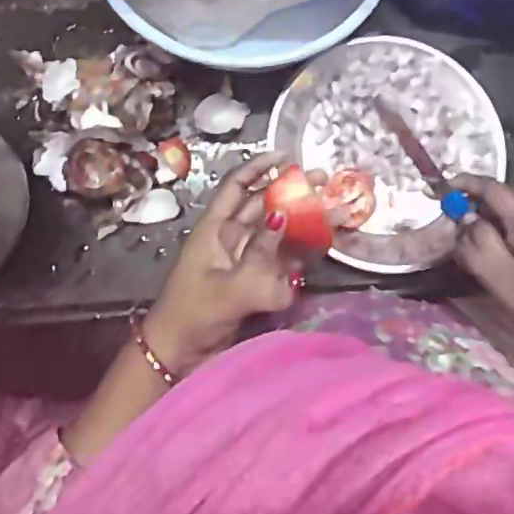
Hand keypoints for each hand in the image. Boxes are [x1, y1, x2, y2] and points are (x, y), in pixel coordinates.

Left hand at [142, 151, 300, 374]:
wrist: (180, 358)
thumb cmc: (194, 315)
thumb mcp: (228, 285)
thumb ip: (261, 252)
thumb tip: (284, 216)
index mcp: (214, 229)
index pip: (236, 186)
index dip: (258, 167)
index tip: (285, 155)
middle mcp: (232, 238)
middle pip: (265, 205)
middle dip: (292, 190)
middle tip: (322, 178)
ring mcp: (246, 259)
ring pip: (279, 230)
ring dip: (304, 219)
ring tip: (333, 207)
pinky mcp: (257, 280)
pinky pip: (283, 258)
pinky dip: (301, 250)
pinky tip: (322, 241)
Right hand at [451, 175, 513, 352]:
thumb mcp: (505, 278)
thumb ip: (480, 246)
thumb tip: (462, 221)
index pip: (491, 187)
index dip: (464, 184)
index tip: (439, 190)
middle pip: (494, 200)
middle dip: (466, 203)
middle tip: (439, 218)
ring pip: (499, 217)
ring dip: (476, 222)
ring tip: (451, 237)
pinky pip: (506, 232)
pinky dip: (487, 236)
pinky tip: (475, 255)